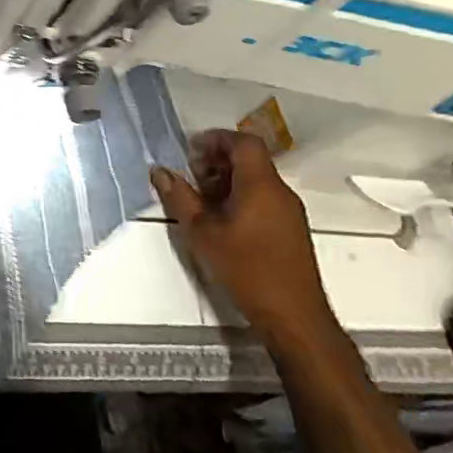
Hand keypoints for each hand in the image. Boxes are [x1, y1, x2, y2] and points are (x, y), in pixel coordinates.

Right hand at [150, 130, 334, 337]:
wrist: (292, 314)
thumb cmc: (245, 268)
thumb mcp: (201, 232)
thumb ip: (179, 197)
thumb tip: (159, 171)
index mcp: (260, 186)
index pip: (244, 142)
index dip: (216, 138)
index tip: (189, 150)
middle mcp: (280, 192)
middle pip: (250, 159)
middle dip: (216, 159)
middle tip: (189, 175)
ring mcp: (288, 210)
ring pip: (255, 179)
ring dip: (225, 179)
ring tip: (198, 198)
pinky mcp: (289, 228)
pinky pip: (262, 197)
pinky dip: (238, 195)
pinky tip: (218, 218)